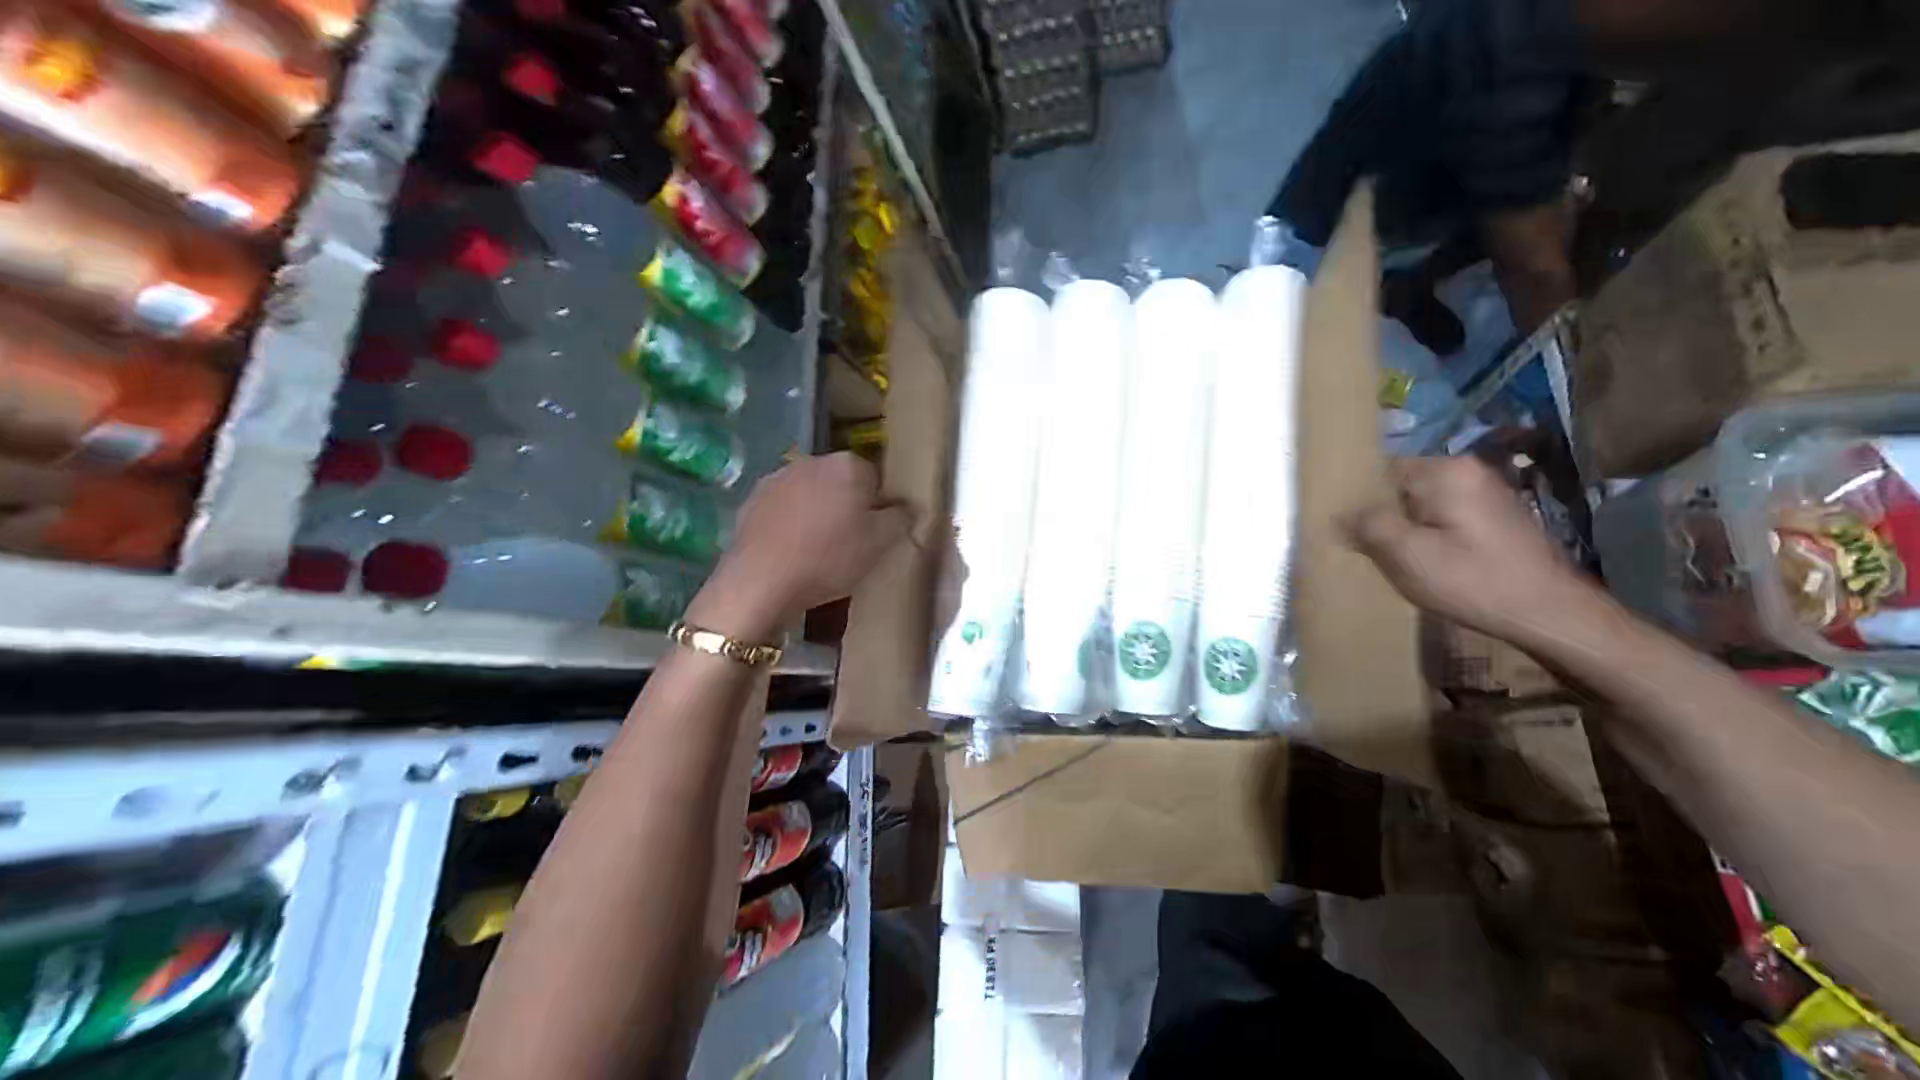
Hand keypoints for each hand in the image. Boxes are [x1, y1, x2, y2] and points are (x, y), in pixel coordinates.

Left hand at [687, 453, 911, 640]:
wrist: (760, 582)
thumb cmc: (829, 559)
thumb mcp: (881, 544)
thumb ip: (901, 519)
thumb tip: (906, 507)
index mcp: (847, 465)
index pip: (874, 478)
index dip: (877, 507)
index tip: (874, 534)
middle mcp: (811, 461)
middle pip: (840, 483)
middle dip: (846, 506)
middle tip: (849, 544)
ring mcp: (776, 479)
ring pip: (809, 494)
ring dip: (816, 514)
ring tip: (817, 552)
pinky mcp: (751, 501)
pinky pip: (782, 510)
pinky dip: (789, 525)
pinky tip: (791, 553)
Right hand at [1345, 456, 1602, 645]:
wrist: (1549, 613)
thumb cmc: (1472, 580)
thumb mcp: (1406, 554)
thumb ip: (1367, 525)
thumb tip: (1339, 513)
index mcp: (1446, 471)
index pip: (1381, 471)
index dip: (1359, 499)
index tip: (1345, 528)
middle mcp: (1469, 471)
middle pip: (1403, 486)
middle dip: (1382, 514)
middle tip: (1366, 547)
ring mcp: (1486, 493)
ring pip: (1422, 503)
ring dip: (1404, 526)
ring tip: (1392, 556)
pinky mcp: (1495, 516)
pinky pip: (1443, 515)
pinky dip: (1427, 533)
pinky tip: (1423, 560)